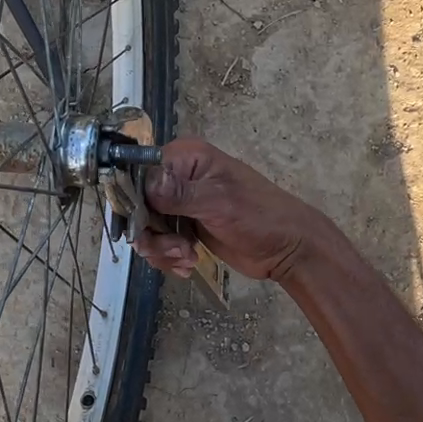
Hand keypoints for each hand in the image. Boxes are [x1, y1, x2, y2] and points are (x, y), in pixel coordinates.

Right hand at [131, 138, 344, 284]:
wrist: (287, 248)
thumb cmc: (260, 216)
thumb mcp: (218, 202)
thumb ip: (179, 193)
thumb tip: (146, 183)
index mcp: (185, 157)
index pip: (139, 174)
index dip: (134, 203)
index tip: (141, 228)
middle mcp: (177, 175)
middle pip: (138, 204)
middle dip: (151, 233)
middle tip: (173, 251)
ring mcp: (180, 202)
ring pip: (147, 227)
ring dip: (161, 249)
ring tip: (186, 258)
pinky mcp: (185, 225)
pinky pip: (160, 241)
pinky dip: (169, 256)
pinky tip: (187, 264)